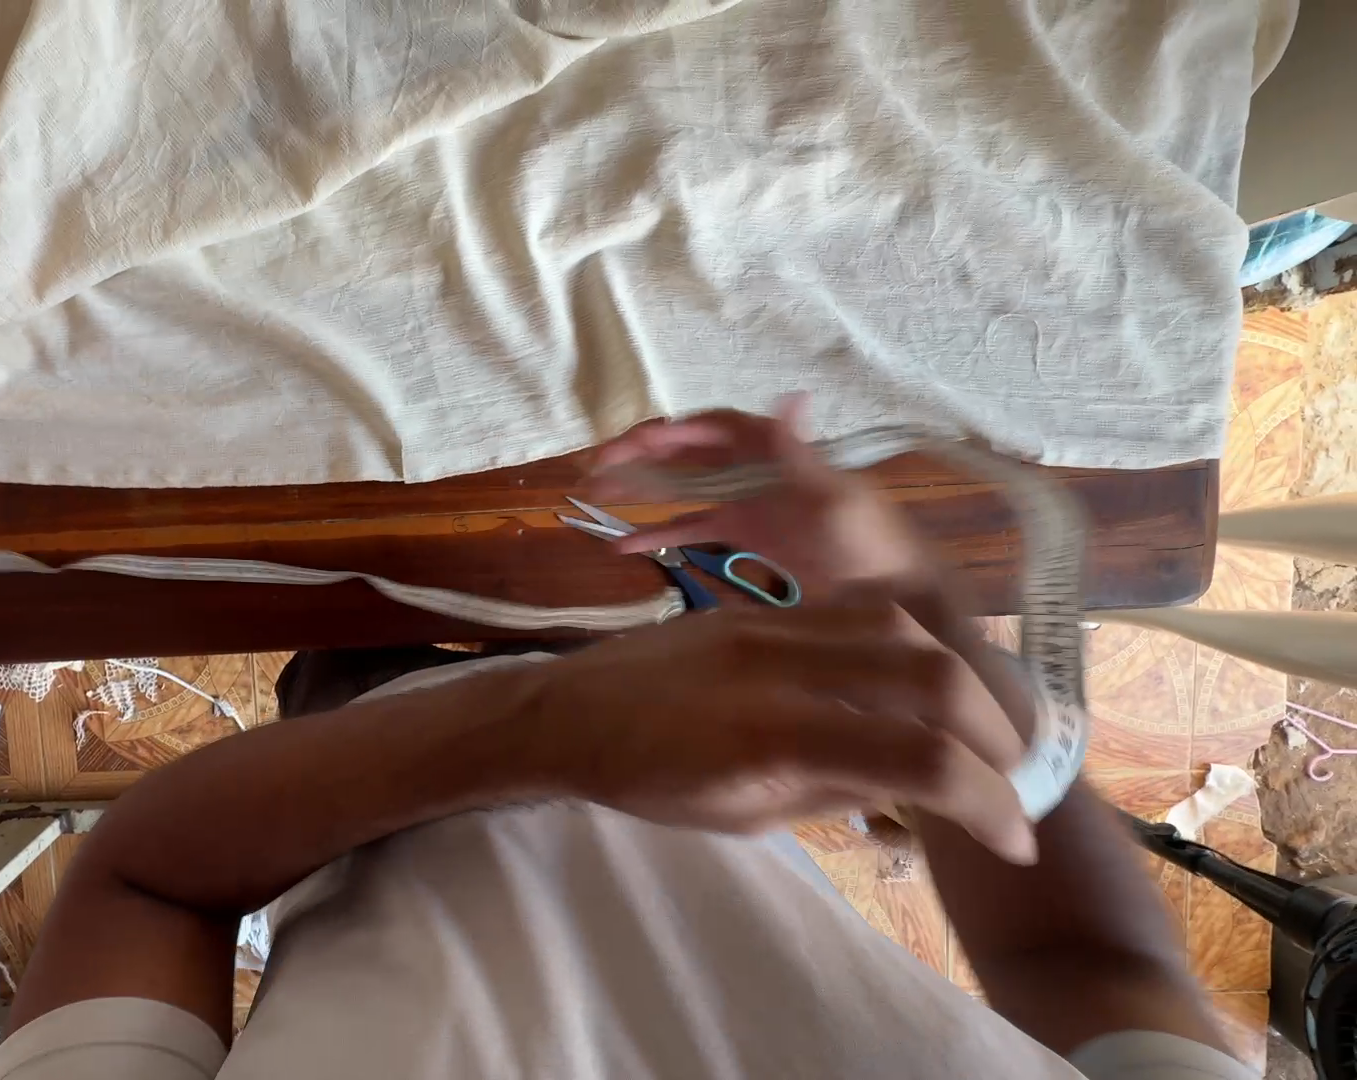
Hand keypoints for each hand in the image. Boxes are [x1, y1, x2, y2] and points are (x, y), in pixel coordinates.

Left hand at [540, 592, 1037, 863]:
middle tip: (995, 774)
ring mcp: (759, 623)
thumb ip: (831, 793)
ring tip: (954, 723)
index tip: (1006, 839)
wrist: (567, 711)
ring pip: (892, 623)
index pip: (920, 760)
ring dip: (947, 675)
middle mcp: (775, 665)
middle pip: (928, 670)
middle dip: (989, 729)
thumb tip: (912, 782)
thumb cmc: (641, 779)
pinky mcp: (747, 608)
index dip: (988, 805)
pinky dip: (890, 644)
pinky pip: (841, 611)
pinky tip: (890, 680)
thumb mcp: (740, 813)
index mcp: (770, 736)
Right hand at [585, 396, 1032, 770]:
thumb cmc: (871, 550)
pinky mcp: (743, 535)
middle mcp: (755, 470)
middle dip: (639, 457)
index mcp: (776, 453)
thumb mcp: (836, 503)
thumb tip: (790, 398)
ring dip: (639, 489)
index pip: (711, 429)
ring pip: (681, 487)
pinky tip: (621, 546)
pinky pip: (691, 529)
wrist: (894, 605)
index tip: (626, 446)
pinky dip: (658, 534)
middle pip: (687, 453)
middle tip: (593, 468)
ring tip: (594, 495)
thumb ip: (801, 455)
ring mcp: (746, 502)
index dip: (668, 432)